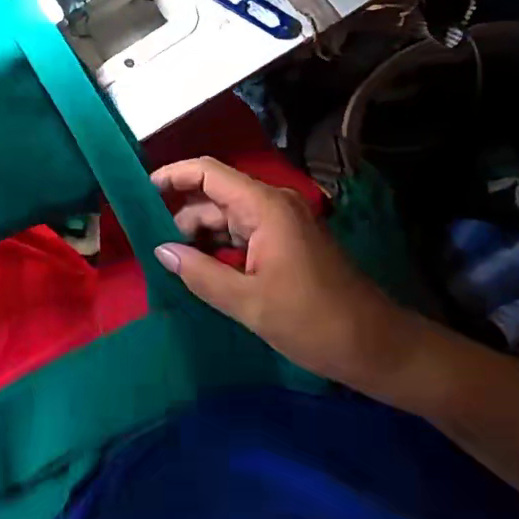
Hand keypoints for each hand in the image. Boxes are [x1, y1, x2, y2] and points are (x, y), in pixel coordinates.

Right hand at [151, 158, 405, 387]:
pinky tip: (201, 271)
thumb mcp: (250, 303)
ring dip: (200, 236)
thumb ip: (201, 274)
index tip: (141, 192)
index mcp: (264, 206)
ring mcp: (281, 223)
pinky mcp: (286, 243)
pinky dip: (220, 248)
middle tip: (151, 246)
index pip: (208, 172)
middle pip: (214, 196)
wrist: (377, 346)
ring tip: (170, 263)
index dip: (173, 176)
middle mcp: (271, 205)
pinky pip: (243, 234)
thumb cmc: (314, 321)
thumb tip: (160, 250)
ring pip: (227, 217)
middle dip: (181, 216)